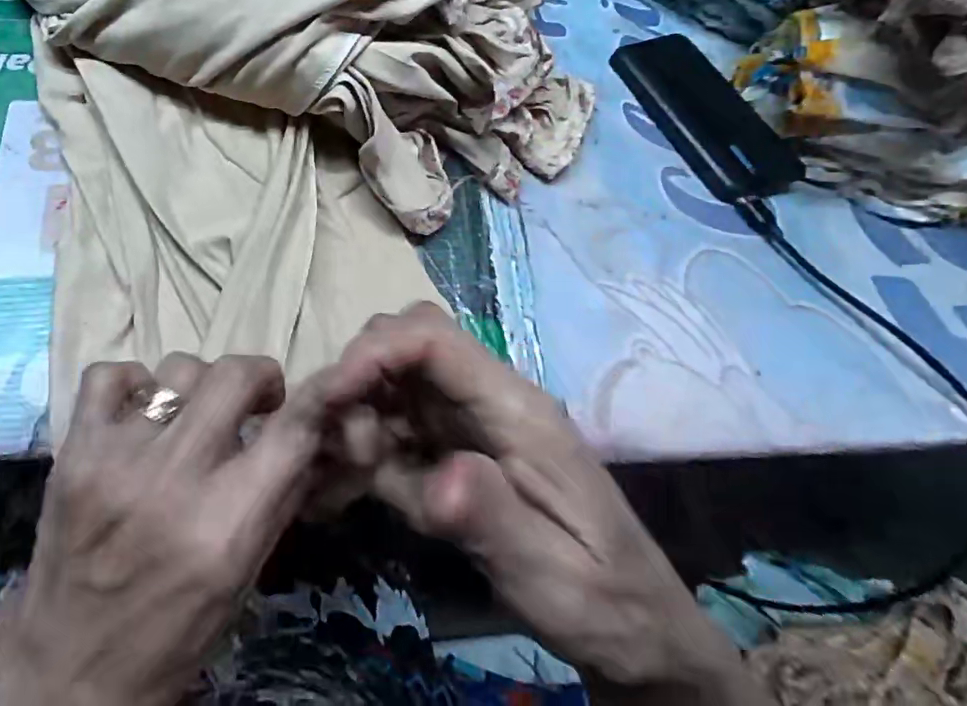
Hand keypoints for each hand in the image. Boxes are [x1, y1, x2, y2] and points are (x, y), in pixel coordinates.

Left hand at [0, 353, 362, 705]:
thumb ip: (277, 497)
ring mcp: (118, 457)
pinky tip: (138, 411)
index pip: (292, 431)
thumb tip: (310, 430)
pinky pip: (109, 373)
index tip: (311, 396)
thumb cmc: (171, 631)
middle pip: (234, 376)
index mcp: (227, 527)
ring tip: (190, 415)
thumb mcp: (242, 577)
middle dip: (257, 378)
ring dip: (198, 386)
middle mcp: (175, 480)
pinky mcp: (74, 448)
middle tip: (253, 401)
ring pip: (178, 369)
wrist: (69, 663)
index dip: (313, 400)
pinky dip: (131, 381)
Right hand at [329, 304, 762, 705]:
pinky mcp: (448, 443)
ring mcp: (464, 418)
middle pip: (404, 341)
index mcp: (515, 409)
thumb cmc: (601, 602)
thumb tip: (438, 479)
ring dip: (356, 412)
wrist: (633, 629)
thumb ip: (494, 521)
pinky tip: (357, 482)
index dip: (374, 351)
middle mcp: (484, 398)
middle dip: (359, 378)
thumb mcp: (552, 579)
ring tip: (354, 474)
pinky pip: (390, 417)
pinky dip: (362, 438)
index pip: (433, 339)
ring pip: (390, 376)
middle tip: (349, 448)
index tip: (333, 396)